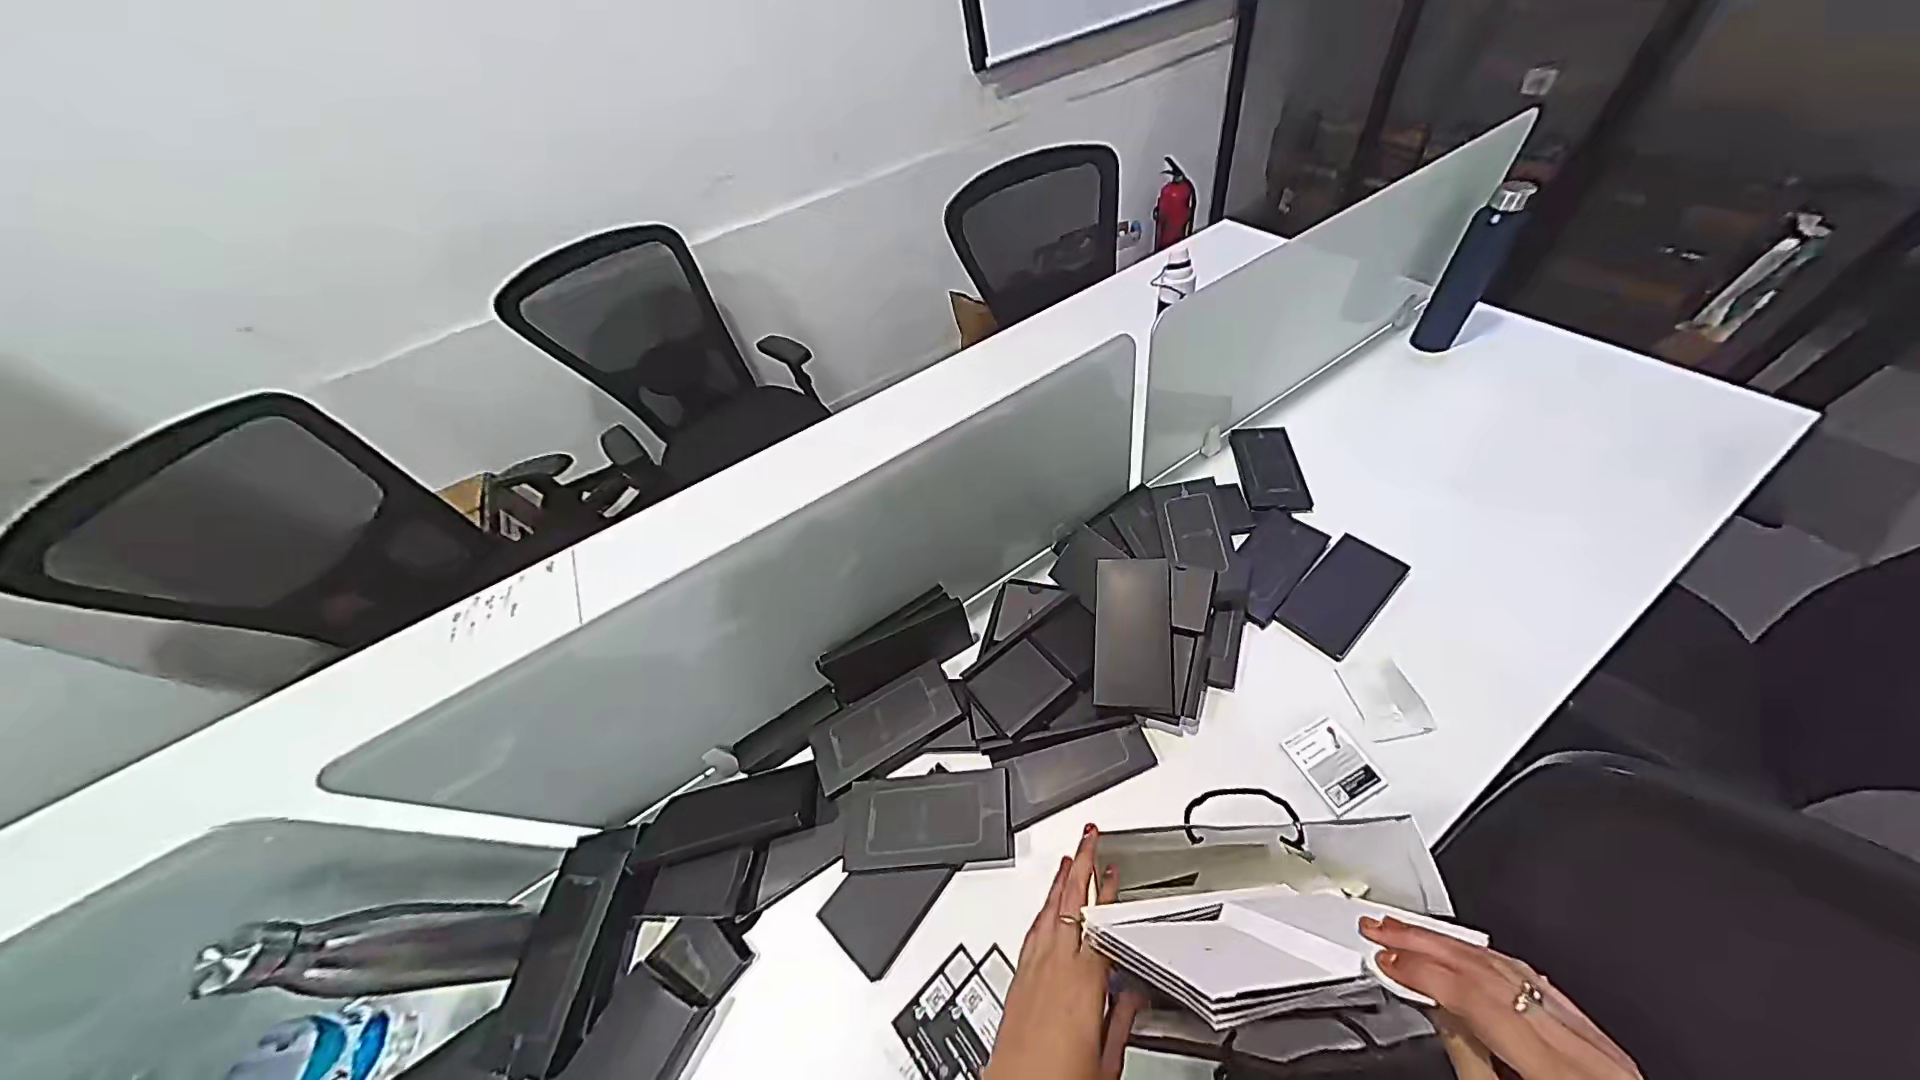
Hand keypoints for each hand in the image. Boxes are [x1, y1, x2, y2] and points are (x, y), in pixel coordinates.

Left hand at [983, 825, 1145, 1079]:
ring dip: (1060, 879)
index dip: (1108, 892)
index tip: (1113, 870)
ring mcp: (1035, 964)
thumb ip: (1121, 1018)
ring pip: (1049, 908)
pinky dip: (1043, 907)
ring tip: (1069, 855)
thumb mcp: (1108, 1057)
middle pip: (1071, 900)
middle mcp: (1057, 963)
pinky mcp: (1020, 972)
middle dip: (1081, 862)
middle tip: (1088, 836)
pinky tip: (1046, 900)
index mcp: (1084, 980)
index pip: (1101, 923)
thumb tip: (1132, 994)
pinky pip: (1034, 928)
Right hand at [1359, 916, 1641, 1079]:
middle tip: (1379, 929)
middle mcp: (1589, 1050)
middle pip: (1491, 972)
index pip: (1479, 998)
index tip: (1384, 957)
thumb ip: (1469, 1056)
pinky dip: (1485, 959)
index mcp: (1563, 1071)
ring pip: (1511, 968)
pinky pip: (1535, 982)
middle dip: (1425, 944)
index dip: (1424, 971)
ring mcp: (1599, 1042)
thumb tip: (1430, 1001)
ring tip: (1405, 931)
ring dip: (1447, 943)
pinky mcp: (1598, 1039)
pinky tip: (1459, 949)